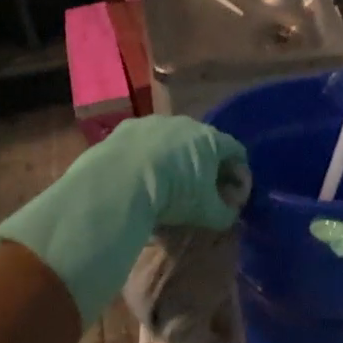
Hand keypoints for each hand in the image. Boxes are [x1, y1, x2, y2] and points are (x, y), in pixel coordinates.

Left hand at [0, 116, 245, 325]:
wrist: (104, 197)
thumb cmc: (163, 201)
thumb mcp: (201, 211)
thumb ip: (221, 211)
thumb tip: (227, 215)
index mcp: (198, 137)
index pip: (232, 150)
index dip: (238, 176)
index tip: (235, 202)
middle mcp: (168, 127)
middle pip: (198, 148)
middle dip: (205, 174)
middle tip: (205, 205)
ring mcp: (135, 134)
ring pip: (165, 153)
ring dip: (174, 176)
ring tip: (172, 208)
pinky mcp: (108, 145)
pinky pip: (139, 160)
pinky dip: (147, 177)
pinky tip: (141, 202)